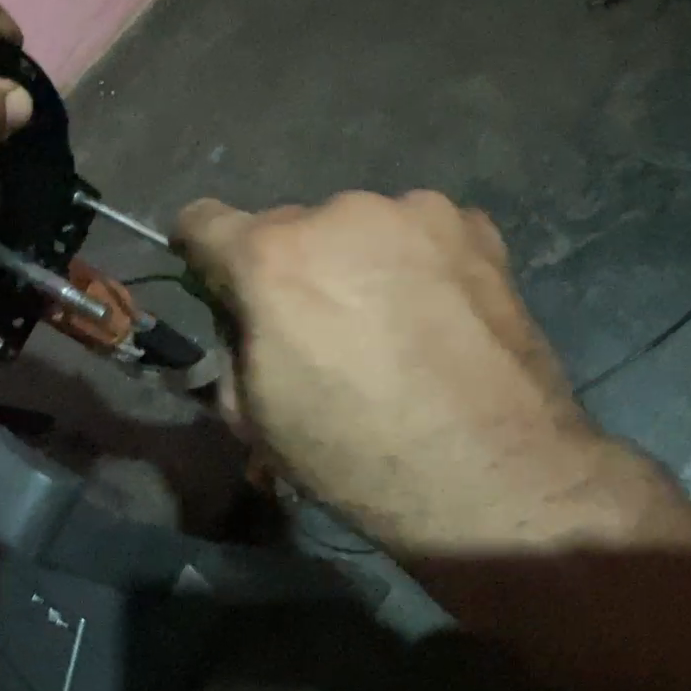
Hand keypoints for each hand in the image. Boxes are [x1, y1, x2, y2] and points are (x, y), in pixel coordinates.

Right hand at [177, 190, 623, 552]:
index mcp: (270, 259)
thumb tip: (248, 322)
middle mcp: (338, 214)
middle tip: (316, 329)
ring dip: (350, 262)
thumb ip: (233, 346)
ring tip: (385, 325)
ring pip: (352, 229)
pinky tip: (434, 316)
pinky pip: (413, 234)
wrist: (491, 477)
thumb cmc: (351, 454)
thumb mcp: (251, 415)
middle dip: (285, 270)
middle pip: (283, 229)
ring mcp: (414, 214)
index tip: (218, 284)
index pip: (201, 221)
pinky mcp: (475, 228)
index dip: (199, 254)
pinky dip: (409, 262)